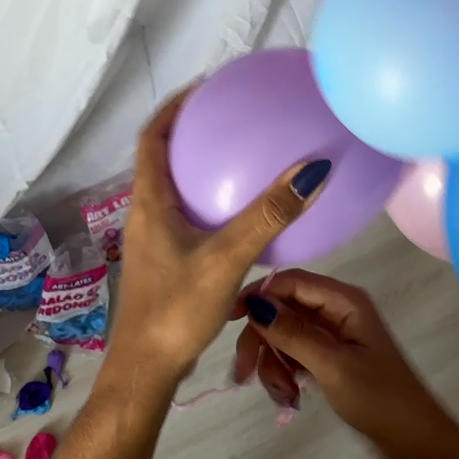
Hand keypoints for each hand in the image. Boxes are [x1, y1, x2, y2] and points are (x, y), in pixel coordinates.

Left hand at [107, 88, 332, 383]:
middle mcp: (146, 214)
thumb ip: (270, 213)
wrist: (145, 372)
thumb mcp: (227, 257)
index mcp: (150, 202)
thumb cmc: (176, 308)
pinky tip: (243, 213)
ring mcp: (154, 240)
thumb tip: (313, 168)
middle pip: (161, 157)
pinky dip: (211, 200)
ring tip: (240, 154)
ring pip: (175, 188)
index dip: (173, 106)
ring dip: (200, 166)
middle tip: (230, 116)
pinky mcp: (166, 262)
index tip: (204, 86)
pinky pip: (188, 215)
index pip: (150, 136)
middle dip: (191, 131)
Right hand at [230, 270, 450, 455]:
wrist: (411, 436)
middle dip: (263, 339)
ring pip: (286, 334)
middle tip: (245, 373)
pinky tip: (291, 396)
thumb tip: (256, 302)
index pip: (292, 281)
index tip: (230, 319)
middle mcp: (337, 308)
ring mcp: (333, 333)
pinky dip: (286, 372)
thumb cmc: (376, 395)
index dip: (259, 294)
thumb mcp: (331, 364)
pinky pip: (296, 353)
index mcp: (343, 300)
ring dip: (275, 362)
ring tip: (284, 394)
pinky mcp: (330, 355)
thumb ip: (293, 333)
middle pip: (284, 309)